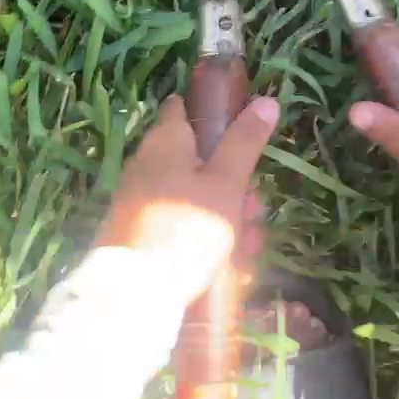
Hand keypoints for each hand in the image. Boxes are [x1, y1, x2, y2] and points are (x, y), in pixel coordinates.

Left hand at [98, 95, 278, 299]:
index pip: (184, 108)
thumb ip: (245, 142)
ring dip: (227, 215)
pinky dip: (207, 238)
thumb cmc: (185, 228)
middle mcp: (148, 164)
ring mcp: (142, 201)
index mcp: (165, 141)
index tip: (242, 130)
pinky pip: (181, 226)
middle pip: (198, 159)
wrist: (131, 298)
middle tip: (255, 207)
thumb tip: (267, 100)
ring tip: (249, 246)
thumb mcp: (226, 182)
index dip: (213, 113)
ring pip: (195, 197)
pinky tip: (231, 265)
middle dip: (233, 181)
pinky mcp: (140, 236)